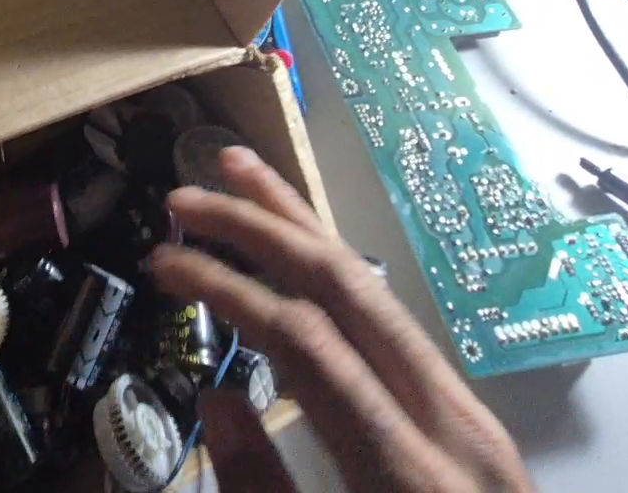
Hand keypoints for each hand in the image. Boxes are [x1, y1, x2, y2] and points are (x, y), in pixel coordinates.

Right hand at [150, 147, 534, 492]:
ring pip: (371, 282)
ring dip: (297, 218)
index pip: (306, 340)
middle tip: (184, 200)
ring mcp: (463, 407)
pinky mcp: (460, 407)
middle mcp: (448, 421)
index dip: (226, 288)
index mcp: (412, 476)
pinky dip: (328, 260)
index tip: (164, 266)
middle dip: (257, 228)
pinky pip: (383, 313)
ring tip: (237, 167)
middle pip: (343, 285)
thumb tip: (219, 393)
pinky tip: (295, 236)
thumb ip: (264, 489)